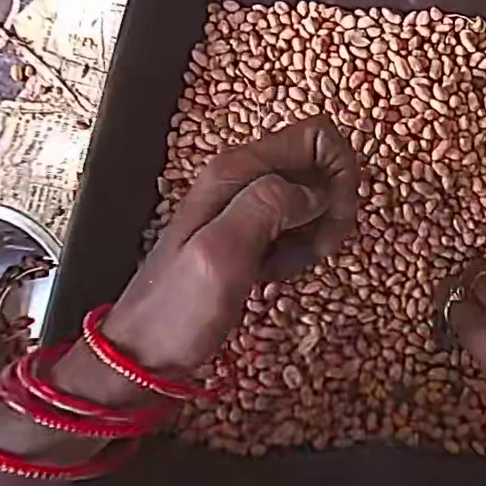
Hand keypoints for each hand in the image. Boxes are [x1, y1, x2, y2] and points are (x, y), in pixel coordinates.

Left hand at [99, 115, 360, 375]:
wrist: (146, 349)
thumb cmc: (180, 307)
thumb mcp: (221, 253)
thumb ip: (267, 206)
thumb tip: (316, 192)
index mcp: (237, 171)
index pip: (316, 136)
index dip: (339, 174)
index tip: (332, 221)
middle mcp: (243, 177)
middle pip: (320, 167)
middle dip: (333, 208)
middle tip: (315, 251)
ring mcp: (247, 204)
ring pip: (314, 199)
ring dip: (318, 233)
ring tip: (286, 267)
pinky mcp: (251, 231)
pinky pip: (298, 227)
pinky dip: (302, 249)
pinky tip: (276, 273)